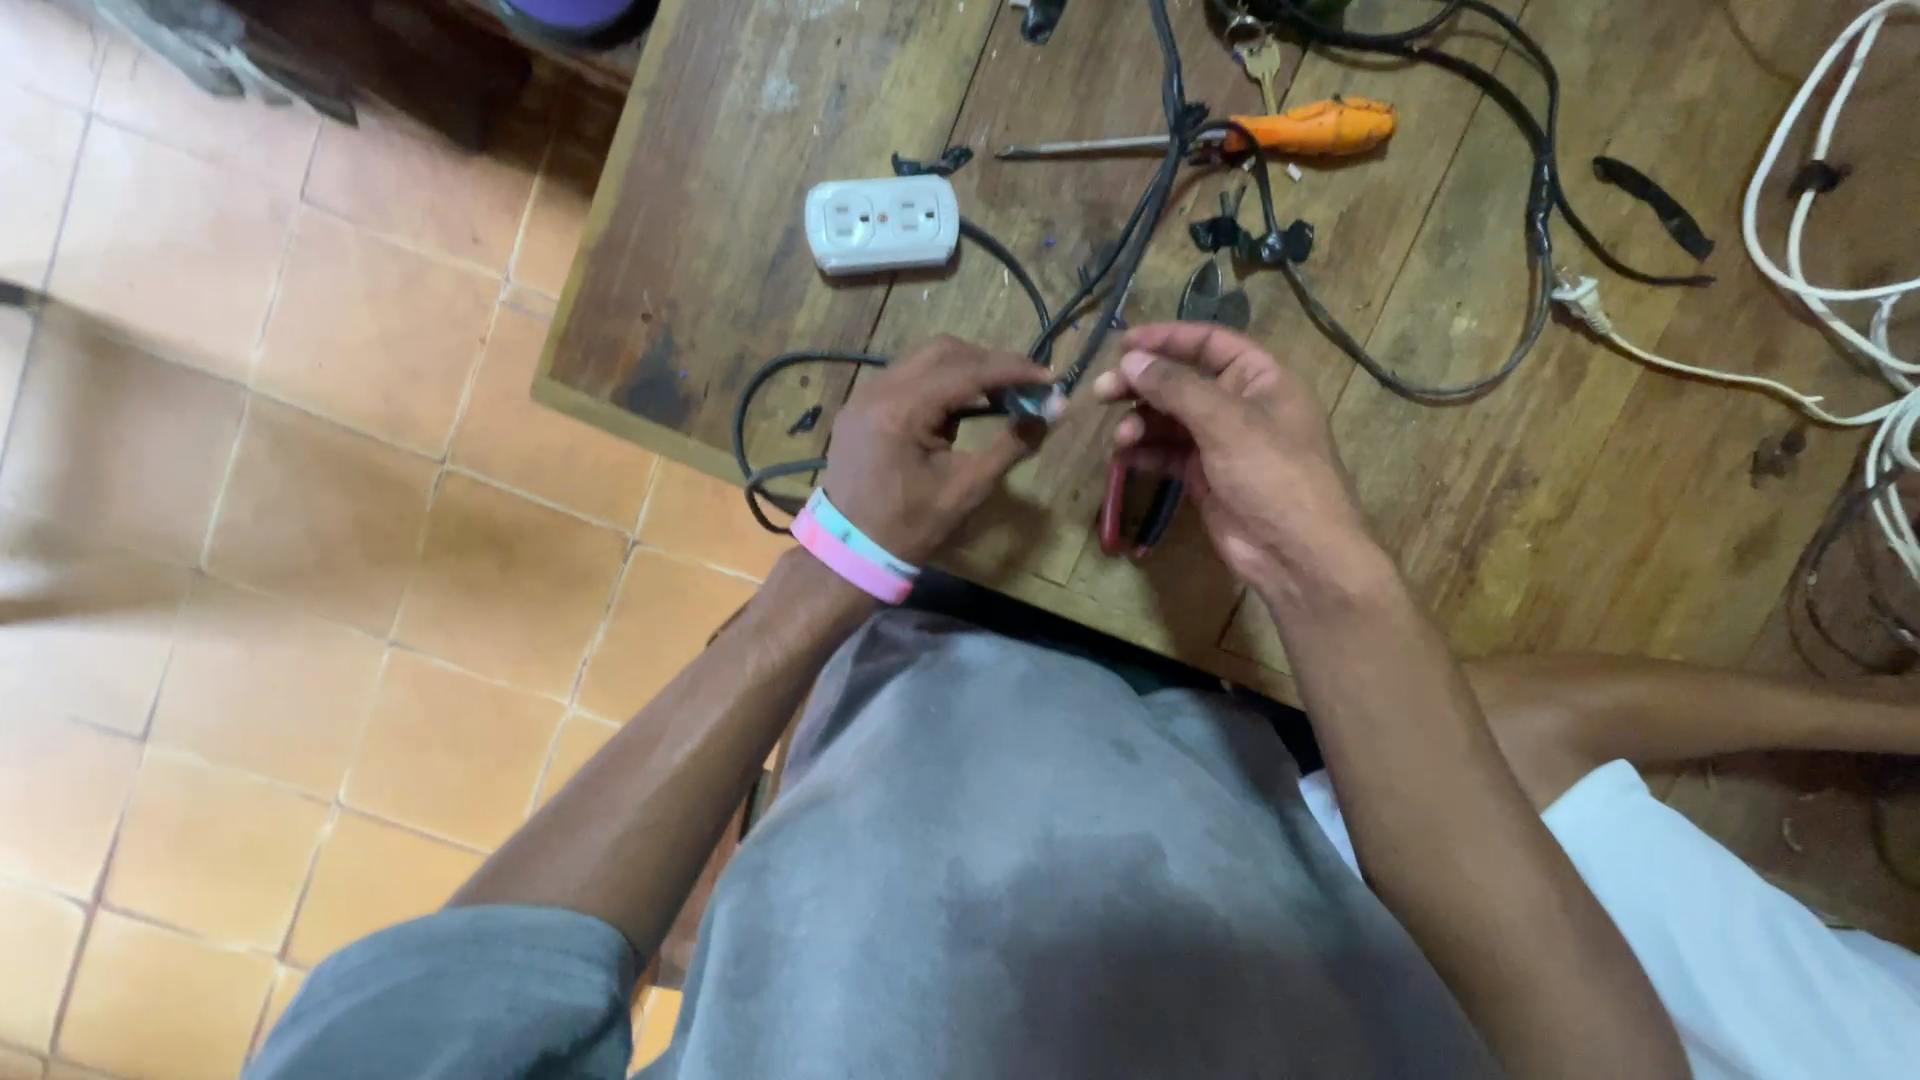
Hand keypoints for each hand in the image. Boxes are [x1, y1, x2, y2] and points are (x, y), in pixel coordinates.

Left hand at [821, 336, 1050, 564]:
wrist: (852, 552)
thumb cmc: (912, 527)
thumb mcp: (967, 488)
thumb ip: (1011, 445)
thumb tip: (1055, 411)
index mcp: (900, 411)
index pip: (966, 371)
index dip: (1012, 370)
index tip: (1047, 378)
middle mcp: (877, 391)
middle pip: (943, 351)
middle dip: (989, 363)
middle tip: (1024, 386)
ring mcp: (863, 396)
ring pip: (923, 360)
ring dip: (964, 370)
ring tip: (998, 396)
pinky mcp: (861, 407)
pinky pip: (906, 378)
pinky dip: (939, 384)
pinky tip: (961, 408)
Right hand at [1091, 322, 1378, 600]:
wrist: (1296, 553)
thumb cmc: (1274, 475)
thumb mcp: (1227, 422)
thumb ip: (1175, 388)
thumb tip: (1129, 360)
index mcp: (1261, 379)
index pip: (1210, 343)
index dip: (1167, 339)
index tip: (1123, 343)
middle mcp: (1241, 405)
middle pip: (1182, 381)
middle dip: (1142, 385)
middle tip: (1103, 392)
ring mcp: (1221, 443)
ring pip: (1170, 420)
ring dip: (1140, 423)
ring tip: (1120, 438)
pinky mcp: (1205, 476)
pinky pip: (1167, 454)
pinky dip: (1144, 452)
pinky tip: (1123, 457)